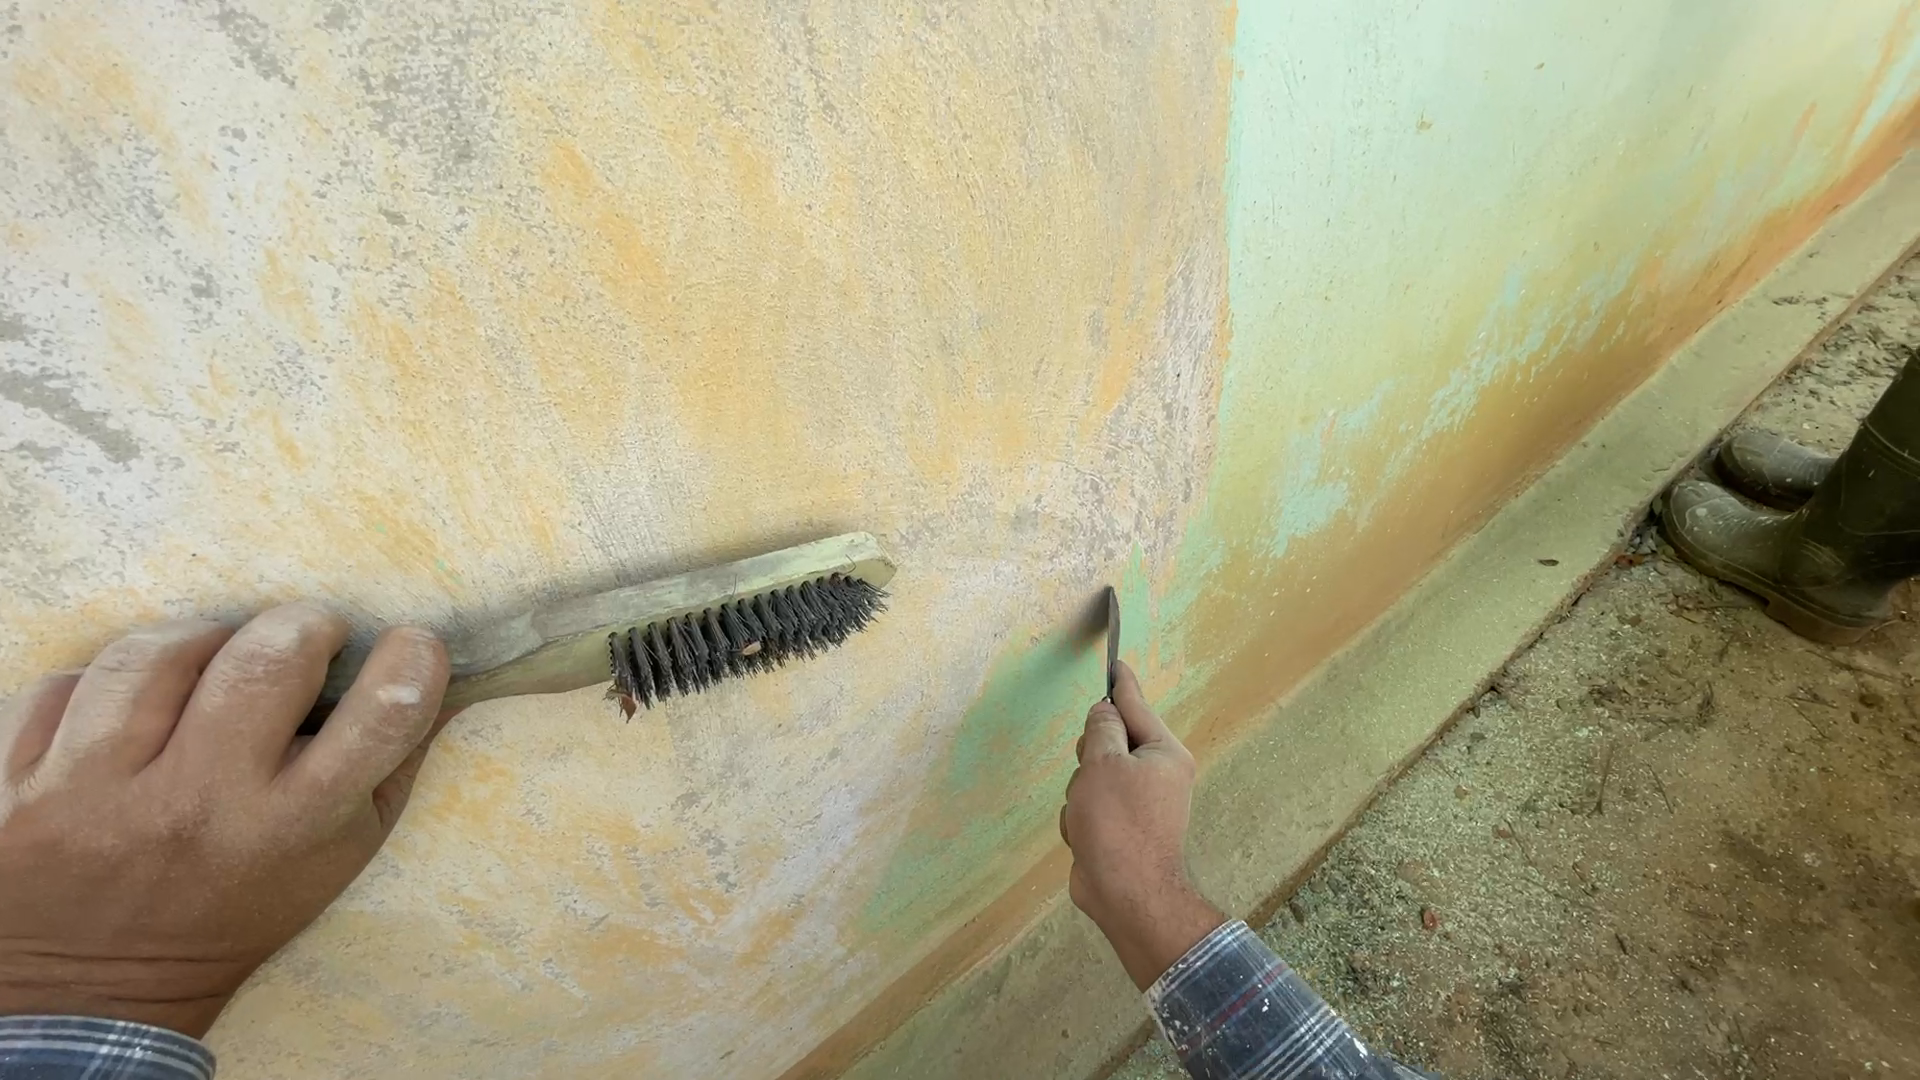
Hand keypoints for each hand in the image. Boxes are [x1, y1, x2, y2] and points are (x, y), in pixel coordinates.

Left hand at [0, 603, 451, 1036]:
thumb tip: (449, 674)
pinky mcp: (8, 792)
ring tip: (223, 652)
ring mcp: (92, 796)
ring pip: (153, 657)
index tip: (412, 644)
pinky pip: (60, 685)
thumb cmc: (255, 901)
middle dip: (308, 624)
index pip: (382, 714)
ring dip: (207, 636)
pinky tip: (140, 700)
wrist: (92, 993)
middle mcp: (201, 803)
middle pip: (266, 663)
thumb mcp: (354, 844)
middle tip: (316, 632)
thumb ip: (400, 757)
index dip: (413, 660)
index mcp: (299, 820)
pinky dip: (111, 677)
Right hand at [1059, 662, 1224, 989]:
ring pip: (1092, 776)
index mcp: (1164, 753)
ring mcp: (1138, 804)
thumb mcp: (1103, 762)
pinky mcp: (1119, 829)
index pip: (1136, 705)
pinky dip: (1081, 818)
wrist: (1126, 896)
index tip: (1116, 663)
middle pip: (1109, 741)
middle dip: (1089, 757)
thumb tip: (1104, 711)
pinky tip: (1086, 837)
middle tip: (1090, 773)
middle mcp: (1157, 775)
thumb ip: (1100, 728)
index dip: (1120, 683)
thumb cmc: (1118, 822)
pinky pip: (1089, 806)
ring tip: (1088, 815)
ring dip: (1081, 792)